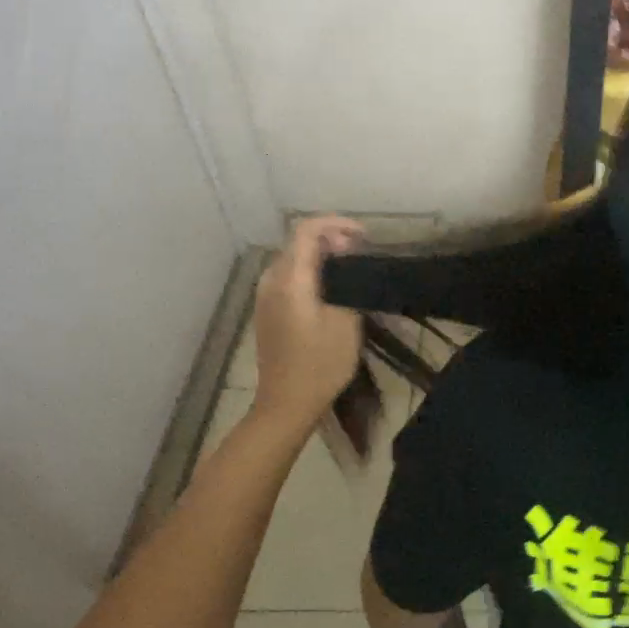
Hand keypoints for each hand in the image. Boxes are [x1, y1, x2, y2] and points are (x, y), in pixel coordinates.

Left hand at [252, 217, 363, 427]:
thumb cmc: (320, 364)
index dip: (336, 224)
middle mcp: (271, 281)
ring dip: (320, 256)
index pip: (307, 230)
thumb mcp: (347, 321)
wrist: (286, 404)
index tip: (363, 236)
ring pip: (293, 259)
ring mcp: (265, 297)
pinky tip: (331, 289)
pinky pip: (288, 277)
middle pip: (298, 242)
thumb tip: (349, 262)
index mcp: (290, 279)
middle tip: (360, 253)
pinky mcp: (267, 311)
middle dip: (330, 239)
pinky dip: (310, 272)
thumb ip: (347, 283)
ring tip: (349, 269)